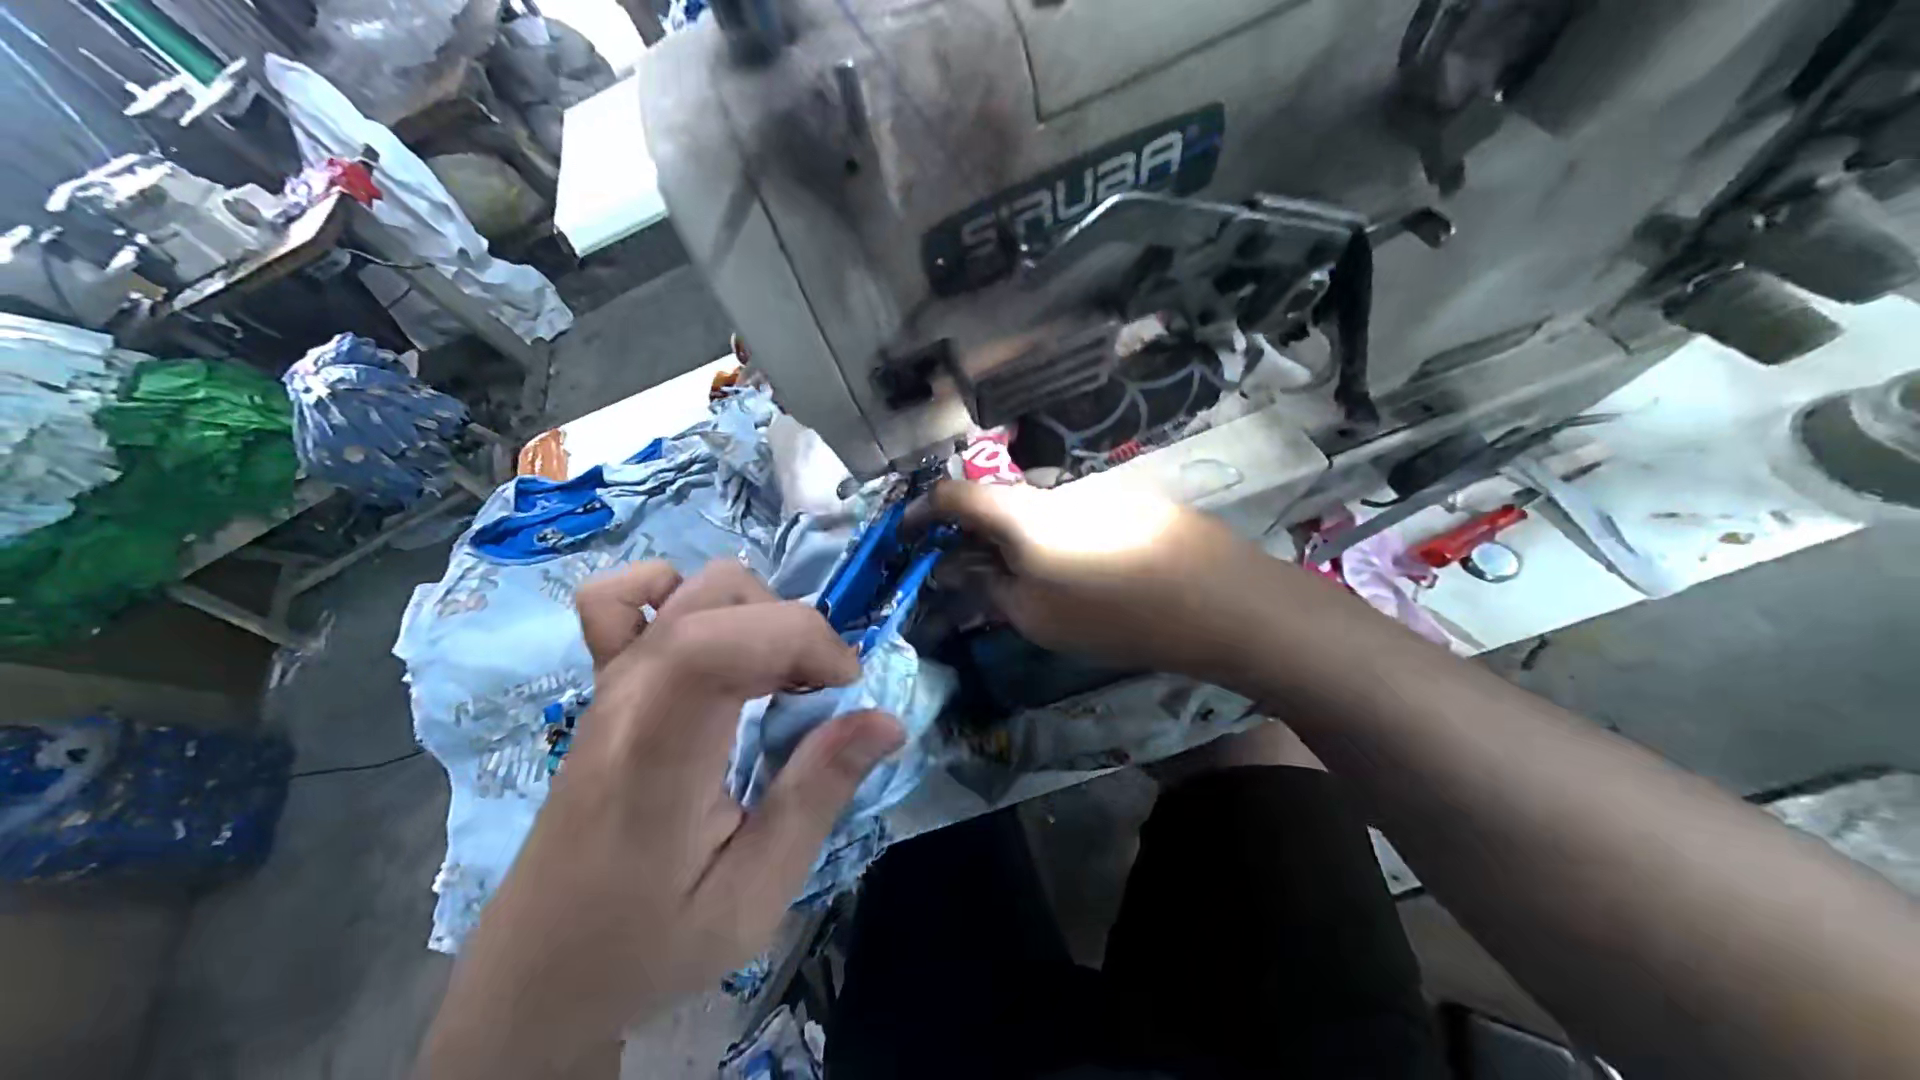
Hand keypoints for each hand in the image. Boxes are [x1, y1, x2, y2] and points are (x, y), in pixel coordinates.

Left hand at [419, 560, 902, 1078]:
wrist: (539, 970)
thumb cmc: (649, 943)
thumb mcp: (752, 897)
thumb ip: (816, 796)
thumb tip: (885, 720)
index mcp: (659, 754)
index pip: (721, 642)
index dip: (802, 639)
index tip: (847, 689)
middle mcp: (627, 697)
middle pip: (718, 600)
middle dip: (796, 630)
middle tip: (824, 697)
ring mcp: (609, 684)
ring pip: (689, 588)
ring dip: (758, 614)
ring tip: (782, 677)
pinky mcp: (603, 686)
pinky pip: (618, 602)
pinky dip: (673, 593)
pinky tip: (706, 637)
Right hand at [911, 480, 1281, 684]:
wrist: (1222, 602)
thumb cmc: (1115, 614)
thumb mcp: (1037, 617)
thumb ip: (990, 590)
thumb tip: (962, 571)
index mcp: (1022, 513)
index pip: (953, 495)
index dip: (921, 512)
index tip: (907, 536)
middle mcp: (1055, 491)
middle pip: (996, 503)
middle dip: (969, 535)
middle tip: (964, 572)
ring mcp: (1097, 492)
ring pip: (1037, 513)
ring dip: (1014, 539)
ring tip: (1023, 580)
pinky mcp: (1132, 504)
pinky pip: (1074, 518)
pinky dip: (1054, 540)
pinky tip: (1078, 573)